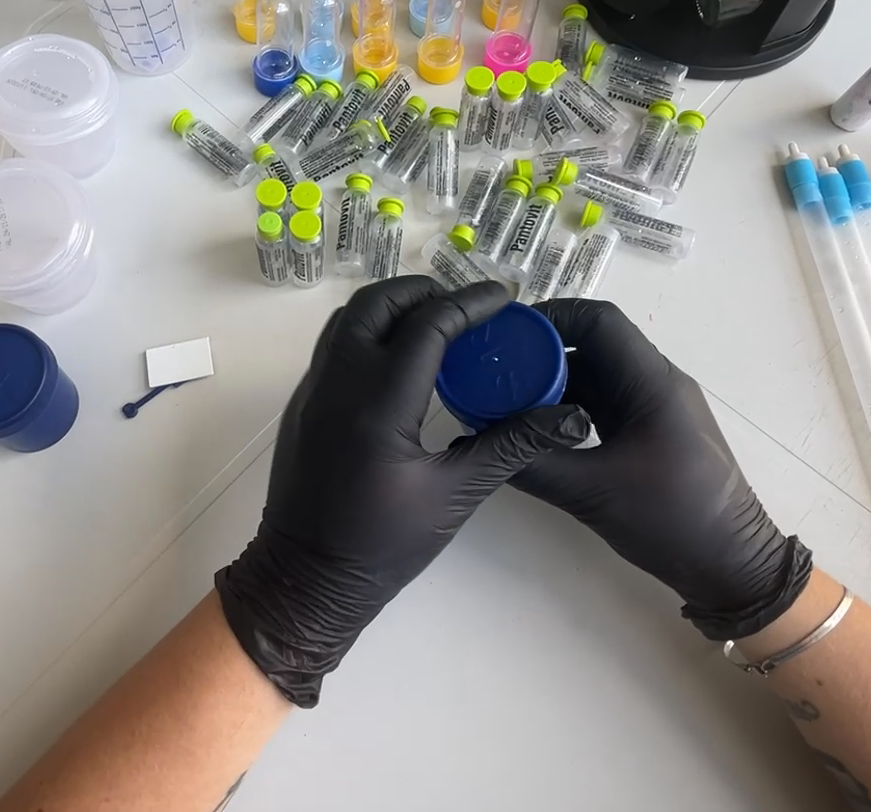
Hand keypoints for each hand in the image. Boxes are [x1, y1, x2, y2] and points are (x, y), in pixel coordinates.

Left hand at [216, 277, 591, 705]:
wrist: (302, 579)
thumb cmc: (381, 546)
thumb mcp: (453, 497)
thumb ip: (509, 445)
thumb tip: (567, 418)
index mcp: (378, 402)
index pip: (428, 325)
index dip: (471, 303)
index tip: (505, 296)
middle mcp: (338, 380)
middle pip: (377, 303)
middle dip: (424, 291)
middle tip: (467, 306)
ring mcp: (312, 387)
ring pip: (349, 318)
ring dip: (392, 306)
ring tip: (437, 322)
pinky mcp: (302, 401)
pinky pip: (335, 343)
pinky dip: (370, 330)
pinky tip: (401, 359)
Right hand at [514, 298, 810, 640]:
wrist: (734, 568)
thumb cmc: (672, 522)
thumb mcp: (592, 493)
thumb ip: (532, 462)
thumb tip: (481, 442)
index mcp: (651, 383)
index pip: (598, 321)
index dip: (551, 317)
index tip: (508, 334)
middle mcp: (654, 383)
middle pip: (592, 344)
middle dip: (542, 351)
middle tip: (497, 367)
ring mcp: (653, 407)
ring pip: (595, 373)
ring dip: (552, 379)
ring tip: (506, 395)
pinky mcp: (647, 430)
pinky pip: (601, 400)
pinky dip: (566, 403)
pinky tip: (534, 423)